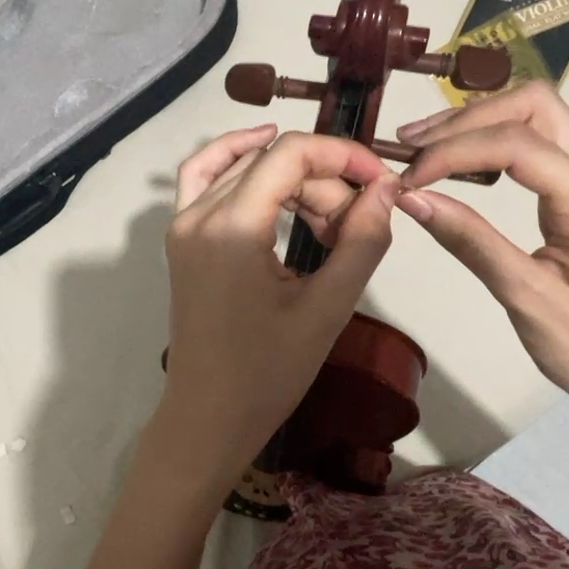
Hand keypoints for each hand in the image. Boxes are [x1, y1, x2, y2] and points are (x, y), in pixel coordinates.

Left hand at [159, 125, 398, 475]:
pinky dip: (236, 162)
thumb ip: (362, 240)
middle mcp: (197, 214)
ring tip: (329, 222)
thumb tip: (388, 188)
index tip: (383, 182)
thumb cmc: (269, 371)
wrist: (209, 414)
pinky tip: (268, 158)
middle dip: (323, 179)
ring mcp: (182, 225)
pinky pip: (204, 179)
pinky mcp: (181, 240)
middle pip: (269, 162)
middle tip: (358, 226)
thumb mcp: (327, 307)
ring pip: (241, 168)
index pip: (291, 154)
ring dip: (290, 180)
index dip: (343, 155)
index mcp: (231, 227)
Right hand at [394, 84, 568, 427]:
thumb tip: (412, 198)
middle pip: (534, 106)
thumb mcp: (524, 298)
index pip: (517, 144)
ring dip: (476, 123)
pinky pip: (539, 143)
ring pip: (537, 116)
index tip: (406, 181)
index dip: (453, 151)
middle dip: (465, 119)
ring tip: (420, 148)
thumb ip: (470, 241)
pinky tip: (456, 163)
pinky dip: (491, 141)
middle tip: (409, 149)